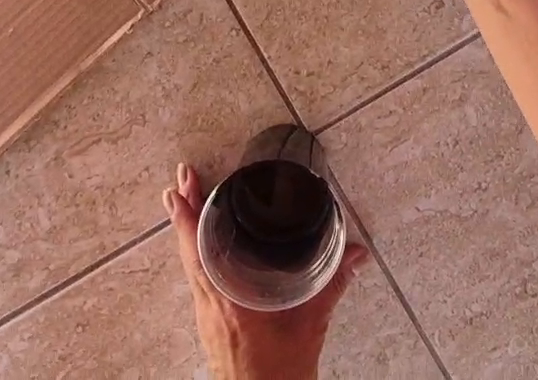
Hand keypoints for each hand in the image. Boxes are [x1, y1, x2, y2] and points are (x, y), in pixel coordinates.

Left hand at [166, 163, 368, 379]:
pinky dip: (196, 249)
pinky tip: (205, 240)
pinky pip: (198, 275)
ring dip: (188, 229)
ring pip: (190, 262)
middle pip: (189, 249)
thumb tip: (357, 253)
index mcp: (228, 299)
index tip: (180, 189)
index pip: (199, 251)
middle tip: (184, 177)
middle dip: (185, 211)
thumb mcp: (310, 326)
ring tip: (186, 199)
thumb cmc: (279, 373)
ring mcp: (207, 313)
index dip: (187, 219)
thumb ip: (332, 285)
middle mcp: (210, 303)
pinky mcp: (211, 321)